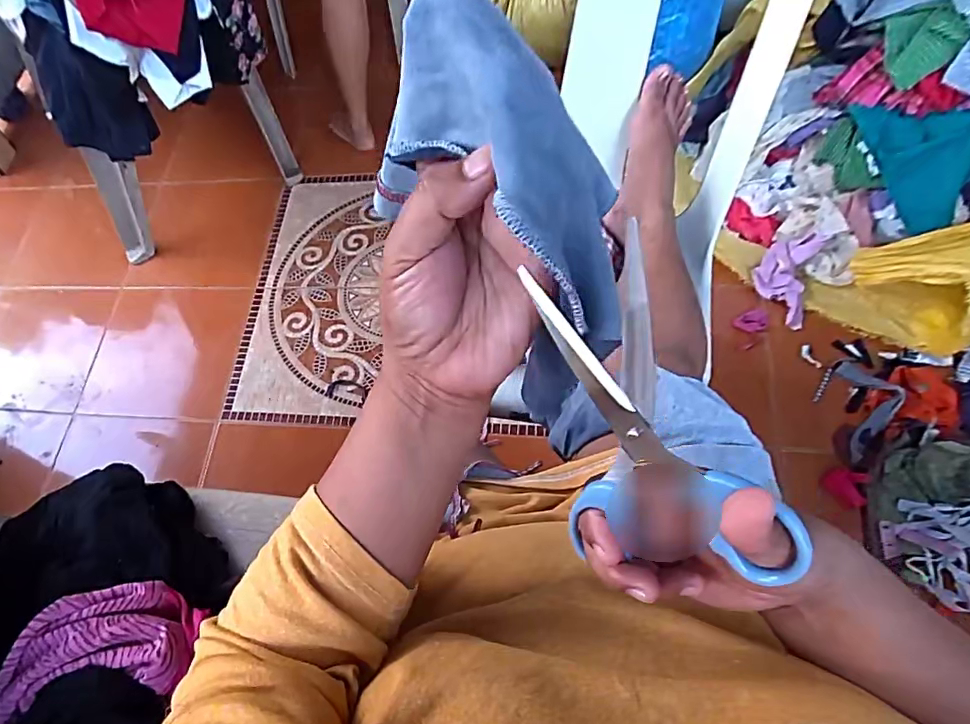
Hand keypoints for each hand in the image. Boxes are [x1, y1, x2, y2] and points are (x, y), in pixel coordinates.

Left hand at [380, 146, 541, 410]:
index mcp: (453, 203)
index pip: (477, 154)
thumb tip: (484, 162)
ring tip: (553, 152)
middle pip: (516, 170)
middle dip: (526, 146)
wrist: (437, 376)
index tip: (506, 100)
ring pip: (542, 200)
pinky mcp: (544, 276)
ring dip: (549, 179)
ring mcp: (520, 245)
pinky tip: (564, 200)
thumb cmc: (412, 314)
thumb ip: (435, 200)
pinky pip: (559, 242)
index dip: (490, 130)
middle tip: (536, 121)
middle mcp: (491, 217)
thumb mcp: (405, 249)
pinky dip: (563, 222)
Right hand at [578, 485, 851, 611]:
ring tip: (652, 593)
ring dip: (621, 575)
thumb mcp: (775, 542)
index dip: (605, 512)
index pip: (628, 487)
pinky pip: (633, 573)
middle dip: (607, 553)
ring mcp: (663, 536)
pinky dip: (642, 587)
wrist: (795, 579)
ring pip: (615, 549)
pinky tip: (681, 589)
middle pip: (609, 519)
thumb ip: (754, 529)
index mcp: (688, 487)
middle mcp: (667, 507)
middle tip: (633, 583)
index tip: (611, 548)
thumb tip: (741, 508)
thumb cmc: (790, 549)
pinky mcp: (664, 565)